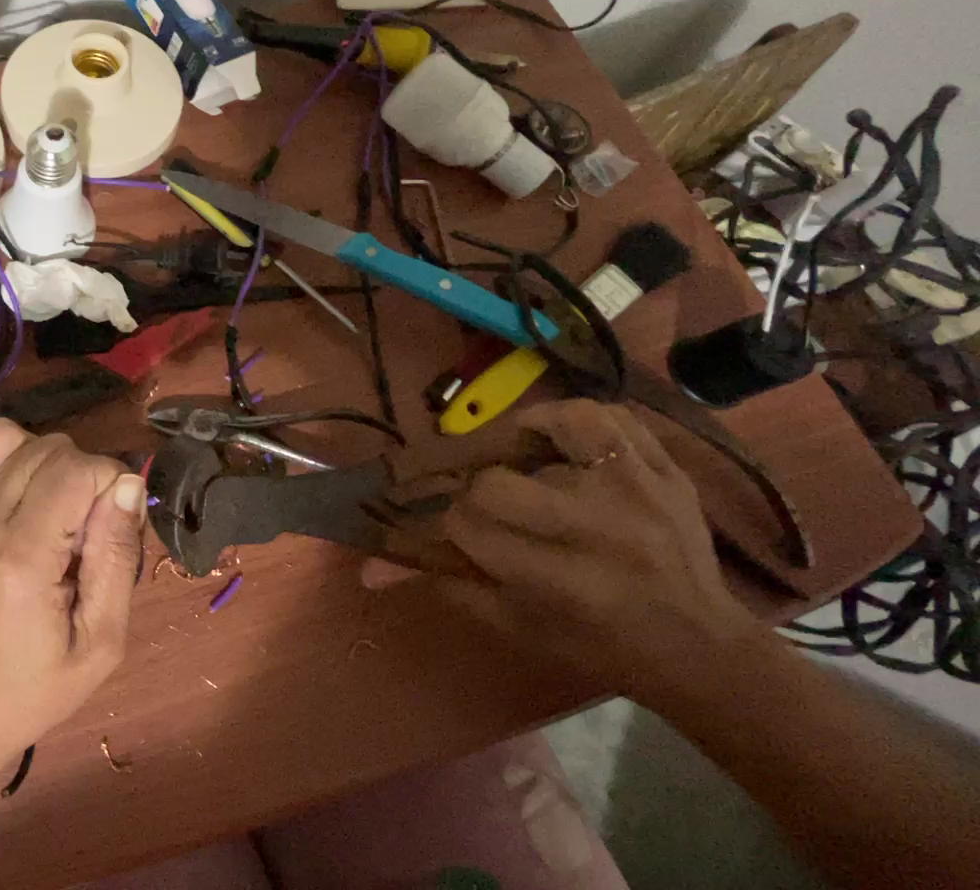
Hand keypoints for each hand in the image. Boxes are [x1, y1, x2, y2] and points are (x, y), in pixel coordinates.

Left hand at [0, 420, 146, 828]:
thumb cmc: (34, 686)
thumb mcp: (101, 643)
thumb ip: (117, 559)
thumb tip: (128, 487)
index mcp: (22, 559)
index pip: (77, 470)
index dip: (112, 482)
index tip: (115, 521)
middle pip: (44, 448)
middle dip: (81, 472)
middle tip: (86, 525)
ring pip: (0, 437)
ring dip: (35, 456)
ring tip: (48, 502)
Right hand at [369, 400, 769, 700]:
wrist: (697, 646)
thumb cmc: (594, 642)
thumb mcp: (513, 624)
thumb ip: (443, 583)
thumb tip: (369, 568)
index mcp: (557, 577)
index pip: (465, 525)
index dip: (447, 524)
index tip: (453, 533)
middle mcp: (596, 528)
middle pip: (497, 482)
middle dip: (476, 490)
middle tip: (483, 503)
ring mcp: (638, 492)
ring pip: (564, 425)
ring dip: (527, 434)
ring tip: (517, 450)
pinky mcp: (666, 473)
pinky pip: (615, 418)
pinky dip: (581, 419)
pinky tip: (562, 438)